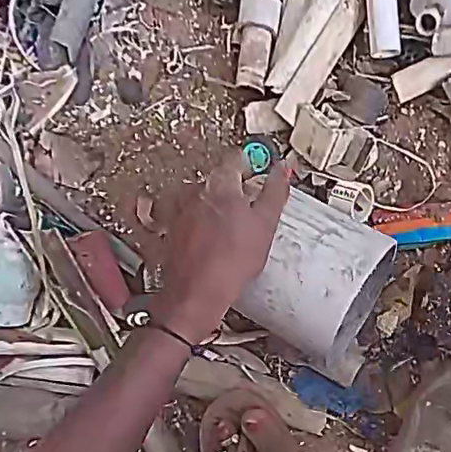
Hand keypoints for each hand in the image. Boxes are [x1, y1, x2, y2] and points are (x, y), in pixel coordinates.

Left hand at [152, 154, 291, 339]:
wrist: (196, 293)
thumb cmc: (230, 262)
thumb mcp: (265, 225)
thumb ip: (275, 192)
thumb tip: (282, 170)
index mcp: (220, 184)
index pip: (236, 158)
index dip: (251, 163)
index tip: (259, 171)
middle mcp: (195, 192)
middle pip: (217, 178)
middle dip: (233, 188)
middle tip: (249, 206)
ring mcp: (178, 210)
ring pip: (200, 197)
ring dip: (213, 205)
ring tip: (229, 227)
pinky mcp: (169, 229)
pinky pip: (183, 215)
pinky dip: (195, 221)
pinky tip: (207, 238)